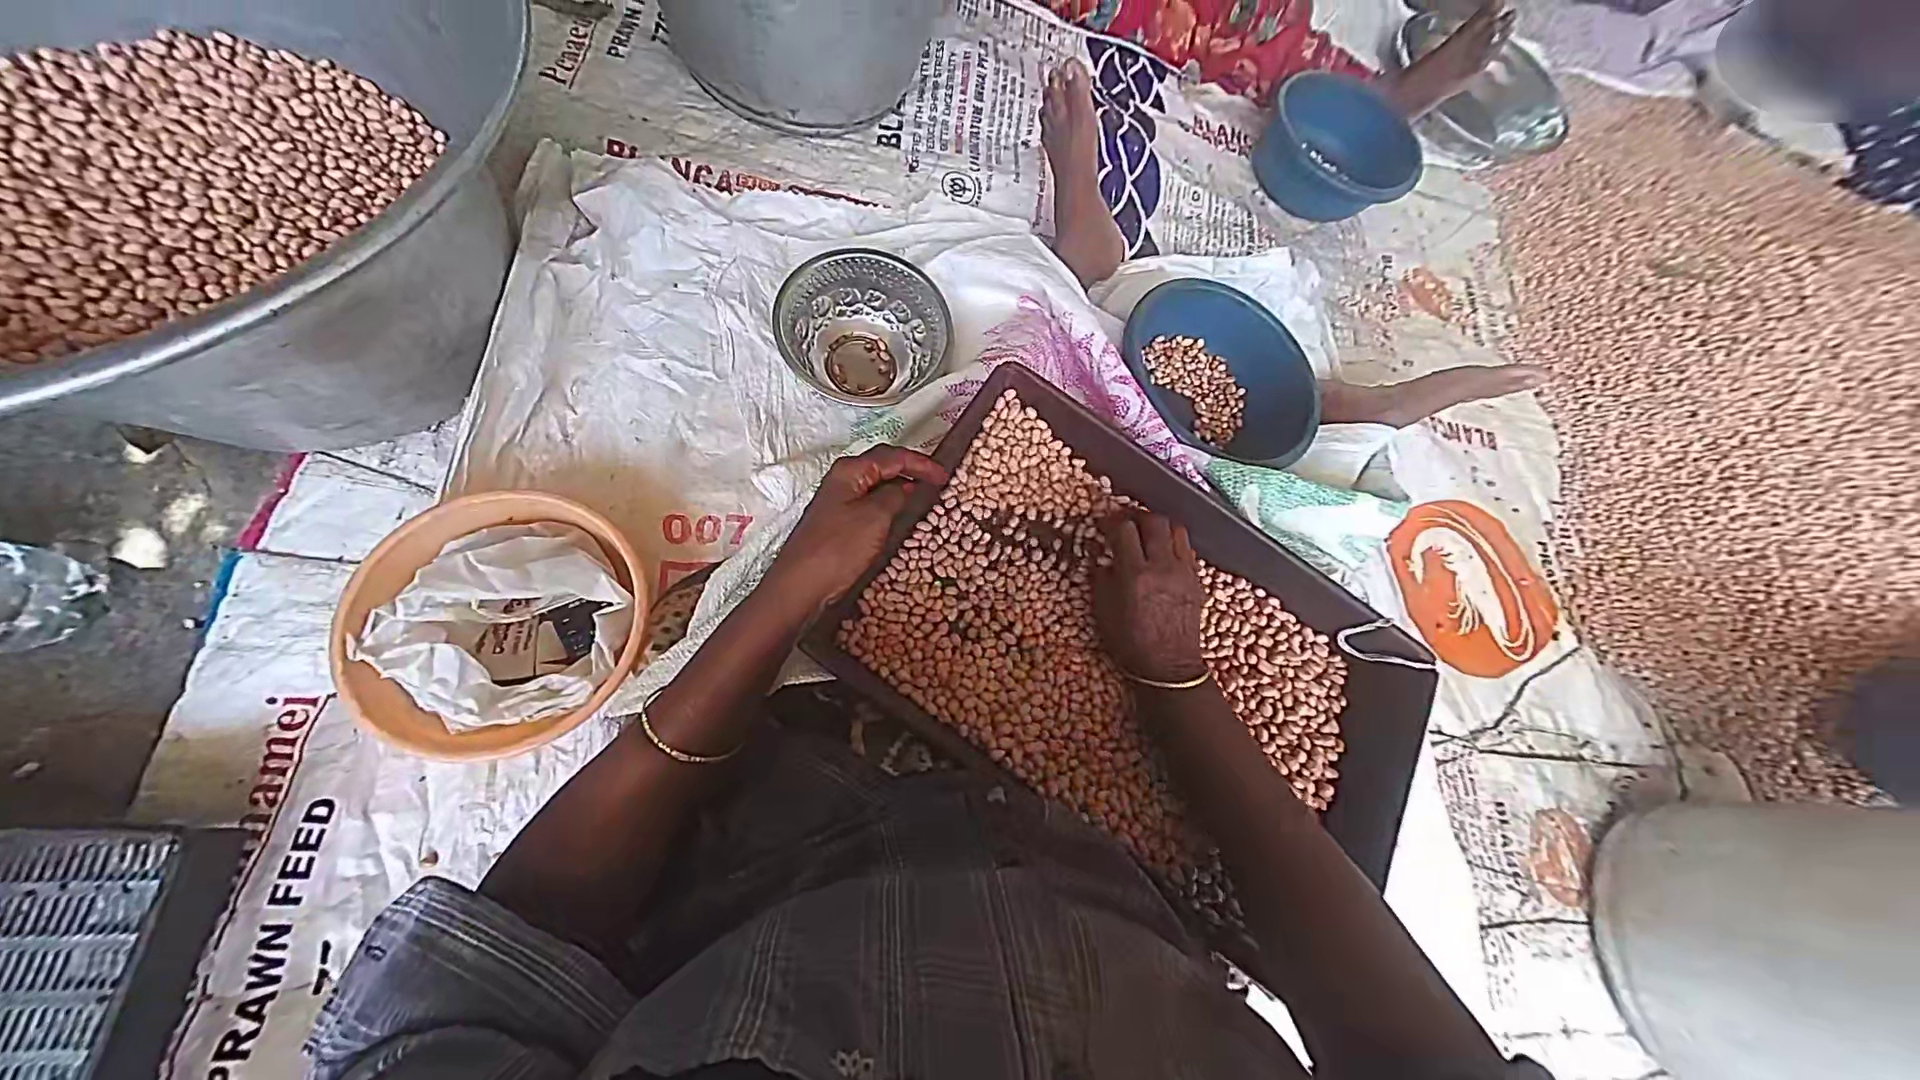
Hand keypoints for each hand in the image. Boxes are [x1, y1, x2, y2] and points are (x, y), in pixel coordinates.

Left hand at [762, 446, 947, 618]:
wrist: (801, 585)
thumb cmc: (836, 549)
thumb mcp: (875, 516)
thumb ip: (895, 495)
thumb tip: (906, 487)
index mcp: (850, 471)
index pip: (893, 456)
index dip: (921, 463)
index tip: (944, 475)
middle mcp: (843, 482)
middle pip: (883, 468)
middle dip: (912, 472)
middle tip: (938, 484)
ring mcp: (839, 504)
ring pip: (877, 489)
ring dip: (901, 491)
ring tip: (925, 501)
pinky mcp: (839, 525)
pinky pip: (871, 509)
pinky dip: (890, 510)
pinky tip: (901, 521)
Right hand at [1094, 510, 1207, 682]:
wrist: (1168, 666)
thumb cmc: (1129, 642)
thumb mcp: (1103, 609)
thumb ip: (1101, 576)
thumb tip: (1100, 554)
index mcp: (1135, 574)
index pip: (1124, 530)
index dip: (1110, 521)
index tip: (1102, 524)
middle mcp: (1162, 567)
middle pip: (1153, 521)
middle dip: (1135, 515)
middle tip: (1123, 521)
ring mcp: (1184, 572)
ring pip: (1175, 528)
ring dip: (1158, 525)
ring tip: (1145, 531)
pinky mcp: (1197, 579)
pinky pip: (1186, 548)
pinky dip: (1172, 542)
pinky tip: (1162, 551)